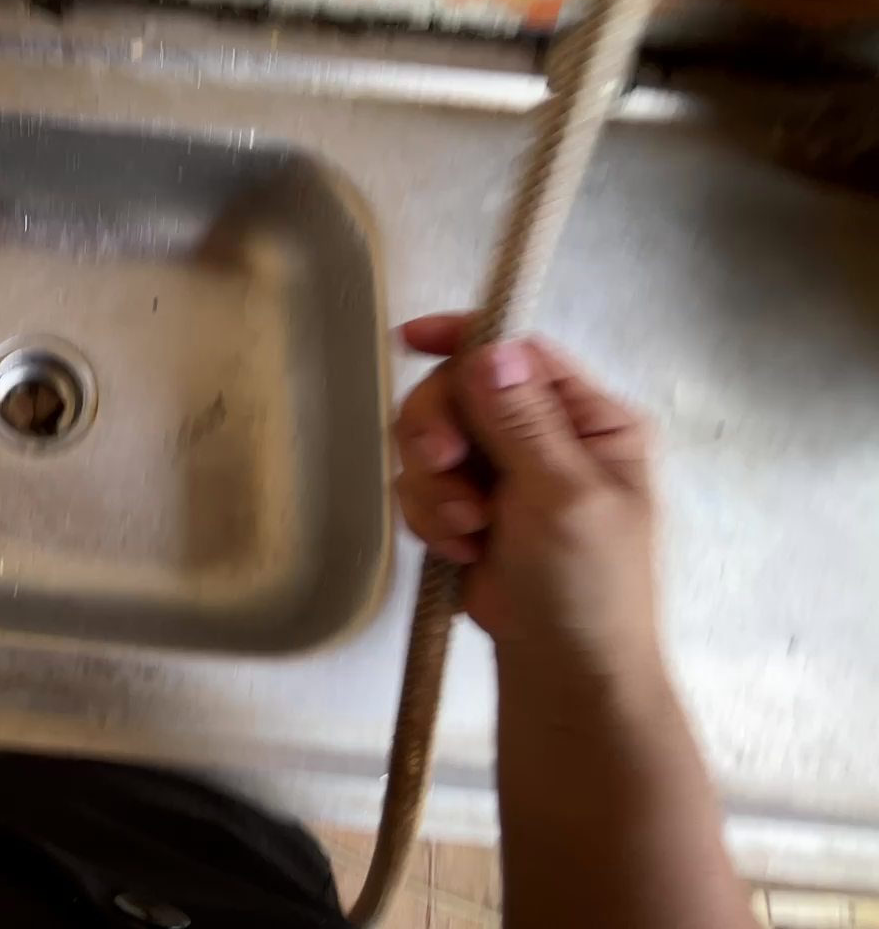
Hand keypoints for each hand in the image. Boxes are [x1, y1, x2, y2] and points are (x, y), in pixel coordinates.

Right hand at [393, 314, 658, 674]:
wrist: (559, 657)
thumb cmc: (588, 580)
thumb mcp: (563, 496)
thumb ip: (523, 423)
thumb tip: (490, 350)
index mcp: (585, 419)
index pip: (515, 353)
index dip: (462, 340)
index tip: (408, 339)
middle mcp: (535, 433)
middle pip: (453, 393)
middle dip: (435, 433)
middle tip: (441, 466)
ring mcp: (493, 468)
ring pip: (423, 440)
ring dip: (432, 487)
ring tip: (466, 531)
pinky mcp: (456, 500)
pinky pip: (414, 483)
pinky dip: (426, 514)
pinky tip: (459, 546)